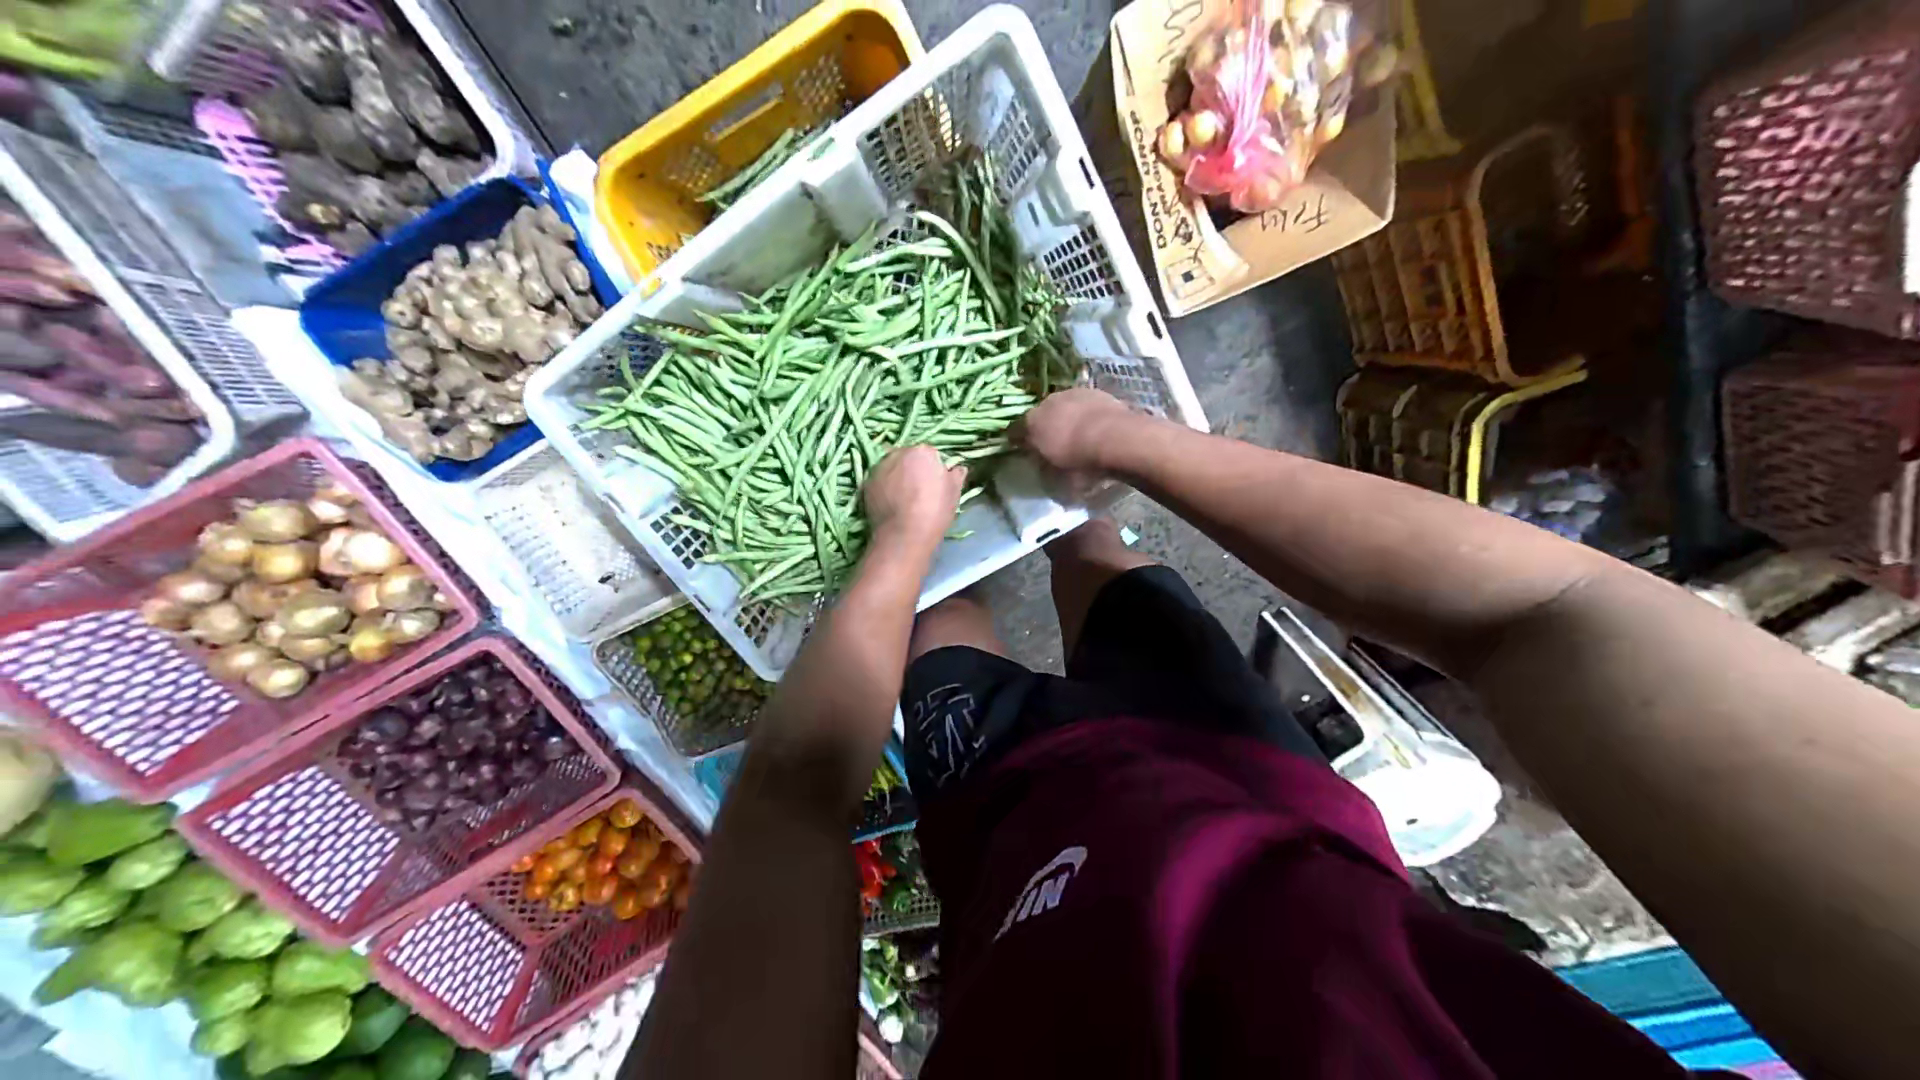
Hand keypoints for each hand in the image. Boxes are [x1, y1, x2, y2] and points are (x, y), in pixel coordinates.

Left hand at [864, 445, 966, 547]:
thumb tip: (958, 468)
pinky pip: (880, 481)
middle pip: (908, 457)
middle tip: (918, 490)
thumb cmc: (934, 511)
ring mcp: (879, 468)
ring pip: (892, 468)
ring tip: (903, 498)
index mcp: (922, 451)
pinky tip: (891, 504)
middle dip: (912, 469)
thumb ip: (956, 475)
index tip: (934, 484)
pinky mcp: (866, 483)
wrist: (903, 535)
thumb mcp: (954, 493)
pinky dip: (884, 488)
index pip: (930, 454)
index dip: (933, 469)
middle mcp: (898, 453)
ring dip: (897, 477)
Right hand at [1011, 388, 1135, 475]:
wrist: (1114, 438)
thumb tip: (1042, 464)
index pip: (1018, 430)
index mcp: (1031, 422)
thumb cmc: (1078, 460)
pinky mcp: (1095, 391)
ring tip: (1081, 434)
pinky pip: (1086, 405)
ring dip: (1069, 417)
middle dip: (1047, 426)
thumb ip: (1044, 466)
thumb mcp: (1055, 474)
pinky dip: (1088, 413)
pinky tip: (1098, 426)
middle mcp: (1047, 402)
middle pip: (1042, 414)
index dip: (1023, 441)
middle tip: (1058, 442)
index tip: (1029, 450)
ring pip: (1065, 406)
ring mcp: (1072, 393)